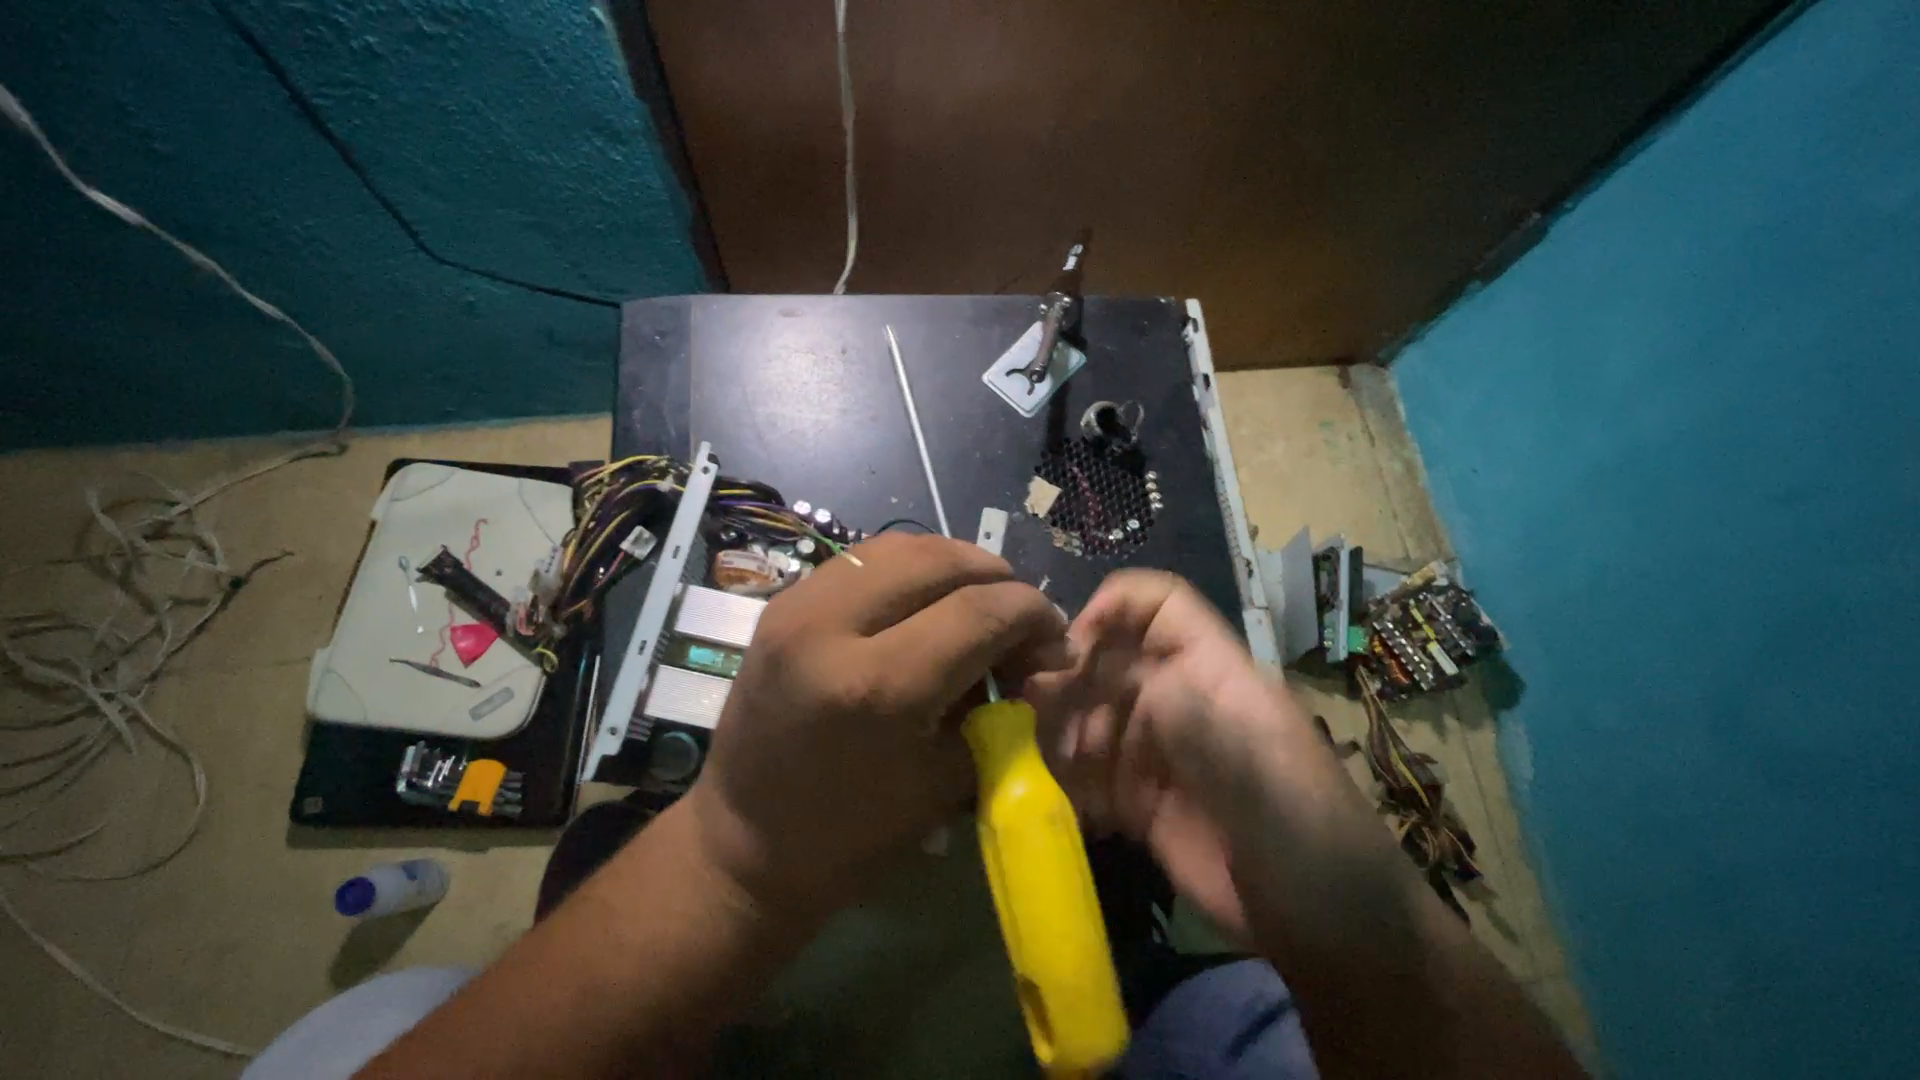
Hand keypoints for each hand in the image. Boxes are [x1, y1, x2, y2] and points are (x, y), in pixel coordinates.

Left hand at [689, 533, 1068, 911]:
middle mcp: (831, 626)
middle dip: (998, 578)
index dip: (1033, 613)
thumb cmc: (851, 836)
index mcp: (877, 685)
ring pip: (900, 547)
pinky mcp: (781, 603)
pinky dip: (910, 571)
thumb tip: (1040, 657)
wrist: (742, 842)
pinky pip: (863, 560)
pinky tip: (928, 603)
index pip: (979, 611)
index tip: (1056, 638)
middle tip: (1021, 618)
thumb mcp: (945, 780)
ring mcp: (797, 605)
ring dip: (955, 566)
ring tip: (979, 602)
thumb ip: (1001, 708)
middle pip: (940, 560)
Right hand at [1023, 571, 1336, 939]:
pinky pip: (1084, 774)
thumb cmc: (1315, 848)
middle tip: (1028, 718)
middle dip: (1063, 678)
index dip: (1110, 610)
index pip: (1158, 607)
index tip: (1069, 652)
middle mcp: (1176, 703)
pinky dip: (1061, 782)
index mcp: (1214, 678)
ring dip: (1054, 733)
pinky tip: (1056, 805)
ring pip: (1085, 715)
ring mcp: (1154, 753)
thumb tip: (1147, 678)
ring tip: (1038, 767)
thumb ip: (1207, 733)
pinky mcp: (1138, 802)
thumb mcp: (1268, 787)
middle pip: (1105, 659)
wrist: (1333, 937)